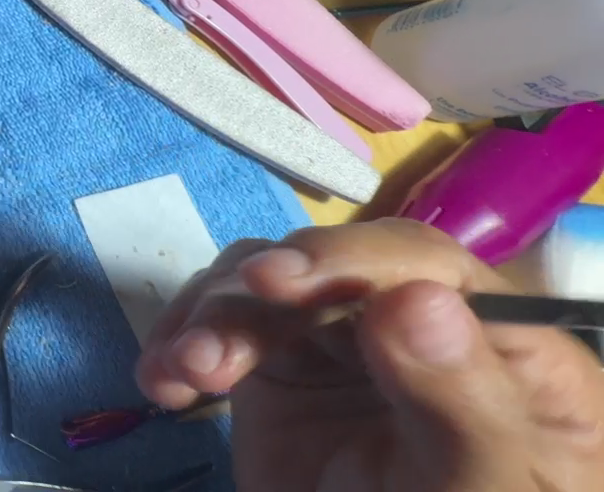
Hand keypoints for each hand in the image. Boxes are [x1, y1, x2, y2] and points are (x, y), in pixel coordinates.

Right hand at [137, 219, 603, 491]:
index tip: (272, 281)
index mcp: (503, 358)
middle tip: (206, 359)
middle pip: (316, 271)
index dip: (346, 256)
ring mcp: (337, 348)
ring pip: (252, 285)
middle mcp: (413, 334)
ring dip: (203, 323)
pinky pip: (214, 320)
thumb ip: (467, 409)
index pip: (425, 265)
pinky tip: (162, 383)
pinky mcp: (274, 365)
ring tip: (180, 377)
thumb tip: (420, 299)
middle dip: (248, 305)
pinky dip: (177, 342)